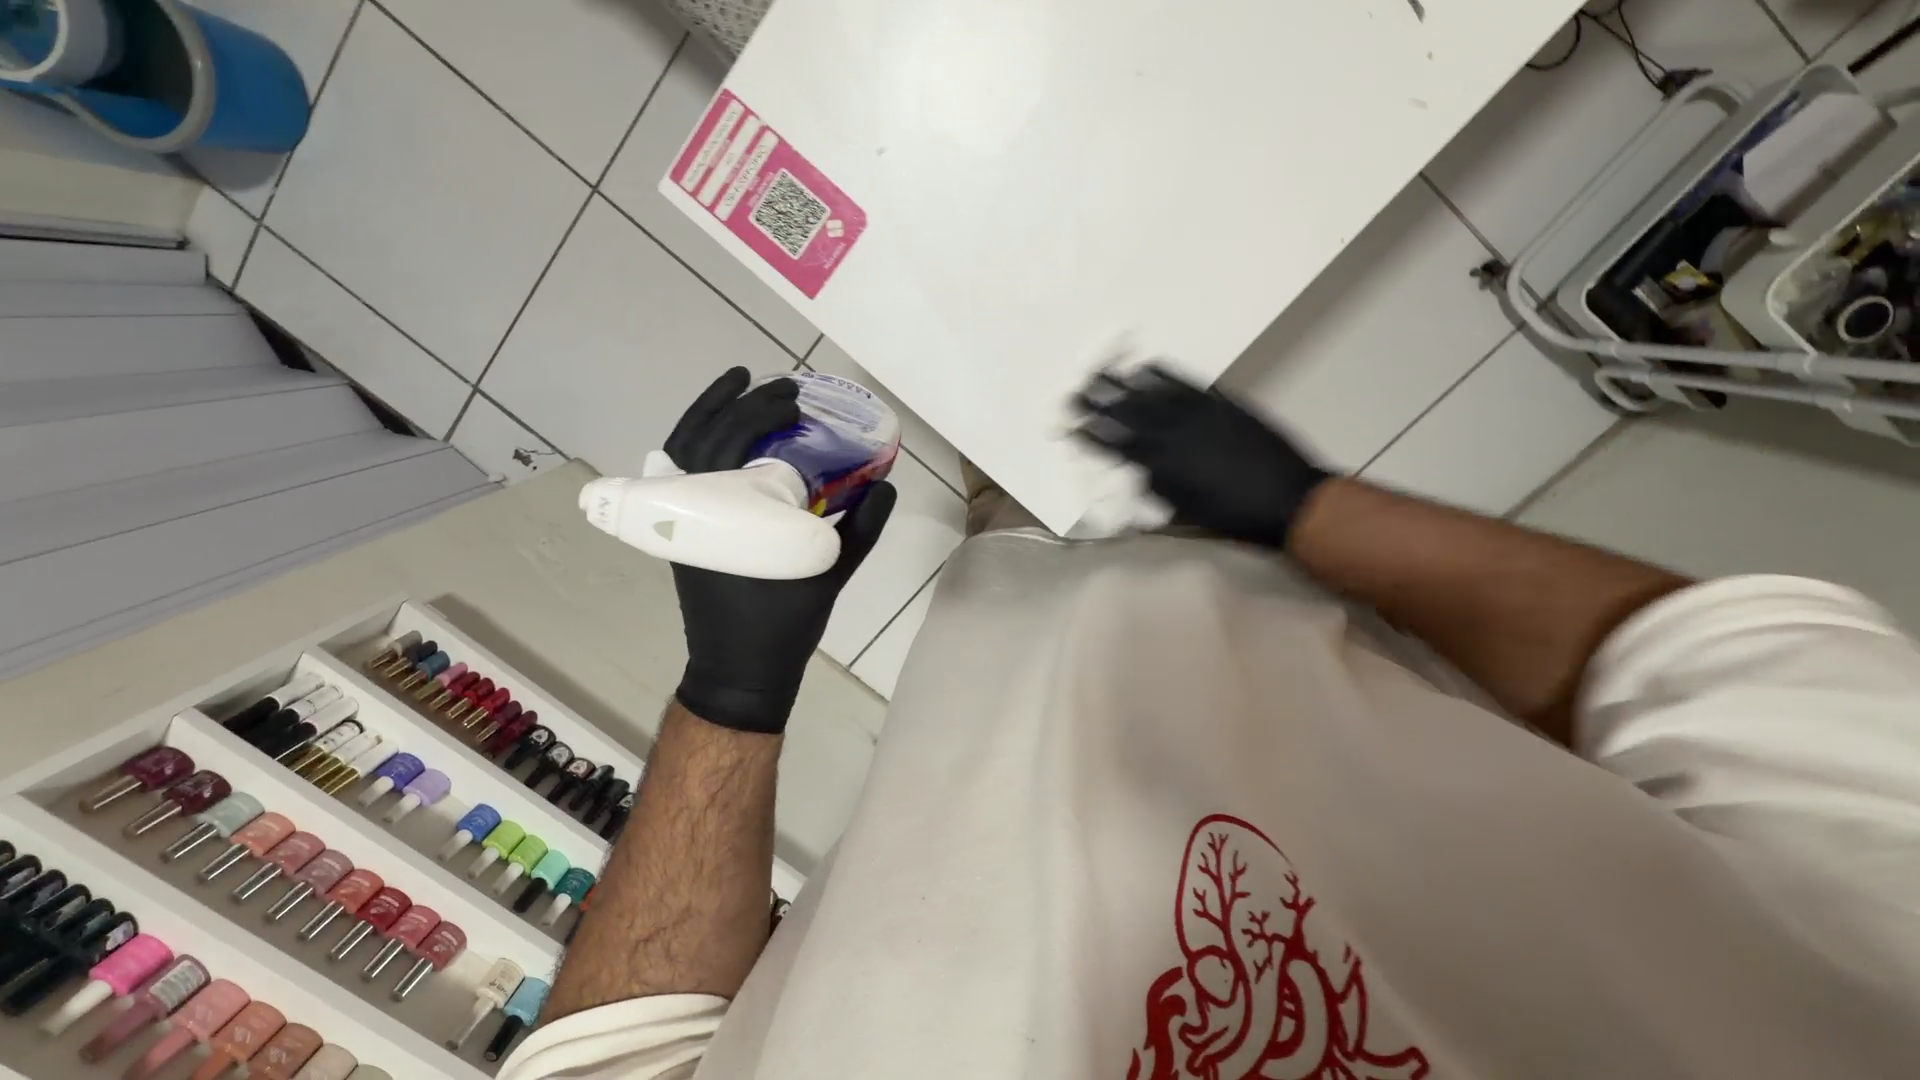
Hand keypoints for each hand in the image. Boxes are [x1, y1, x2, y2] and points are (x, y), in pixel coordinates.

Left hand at [666, 368, 895, 734]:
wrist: (738, 671)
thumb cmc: (780, 626)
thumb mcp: (829, 575)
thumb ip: (863, 530)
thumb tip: (886, 486)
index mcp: (720, 517)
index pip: (730, 444)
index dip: (760, 413)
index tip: (795, 401)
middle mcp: (689, 510)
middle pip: (704, 437)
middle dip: (741, 404)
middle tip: (783, 389)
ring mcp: (679, 521)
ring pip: (683, 449)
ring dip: (710, 412)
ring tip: (738, 382)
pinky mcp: (683, 532)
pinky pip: (683, 474)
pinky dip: (700, 444)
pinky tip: (724, 433)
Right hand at [1071, 363, 1330, 548]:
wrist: (1290, 500)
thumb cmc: (1235, 516)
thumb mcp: (1187, 510)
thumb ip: (1158, 486)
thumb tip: (1137, 468)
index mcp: (1165, 463)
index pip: (1120, 444)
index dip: (1095, 434)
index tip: (1073, 425)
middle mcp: (1177, 433)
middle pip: (1131, 413)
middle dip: (1101, 402)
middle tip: (1076, 391)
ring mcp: (1200, 413)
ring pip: (1154, 394)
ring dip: (1125, 384)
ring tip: (1101, 374)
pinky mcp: (1221, 403)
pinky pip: (1186, 383)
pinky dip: (1164, 375)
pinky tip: (1147, 368)